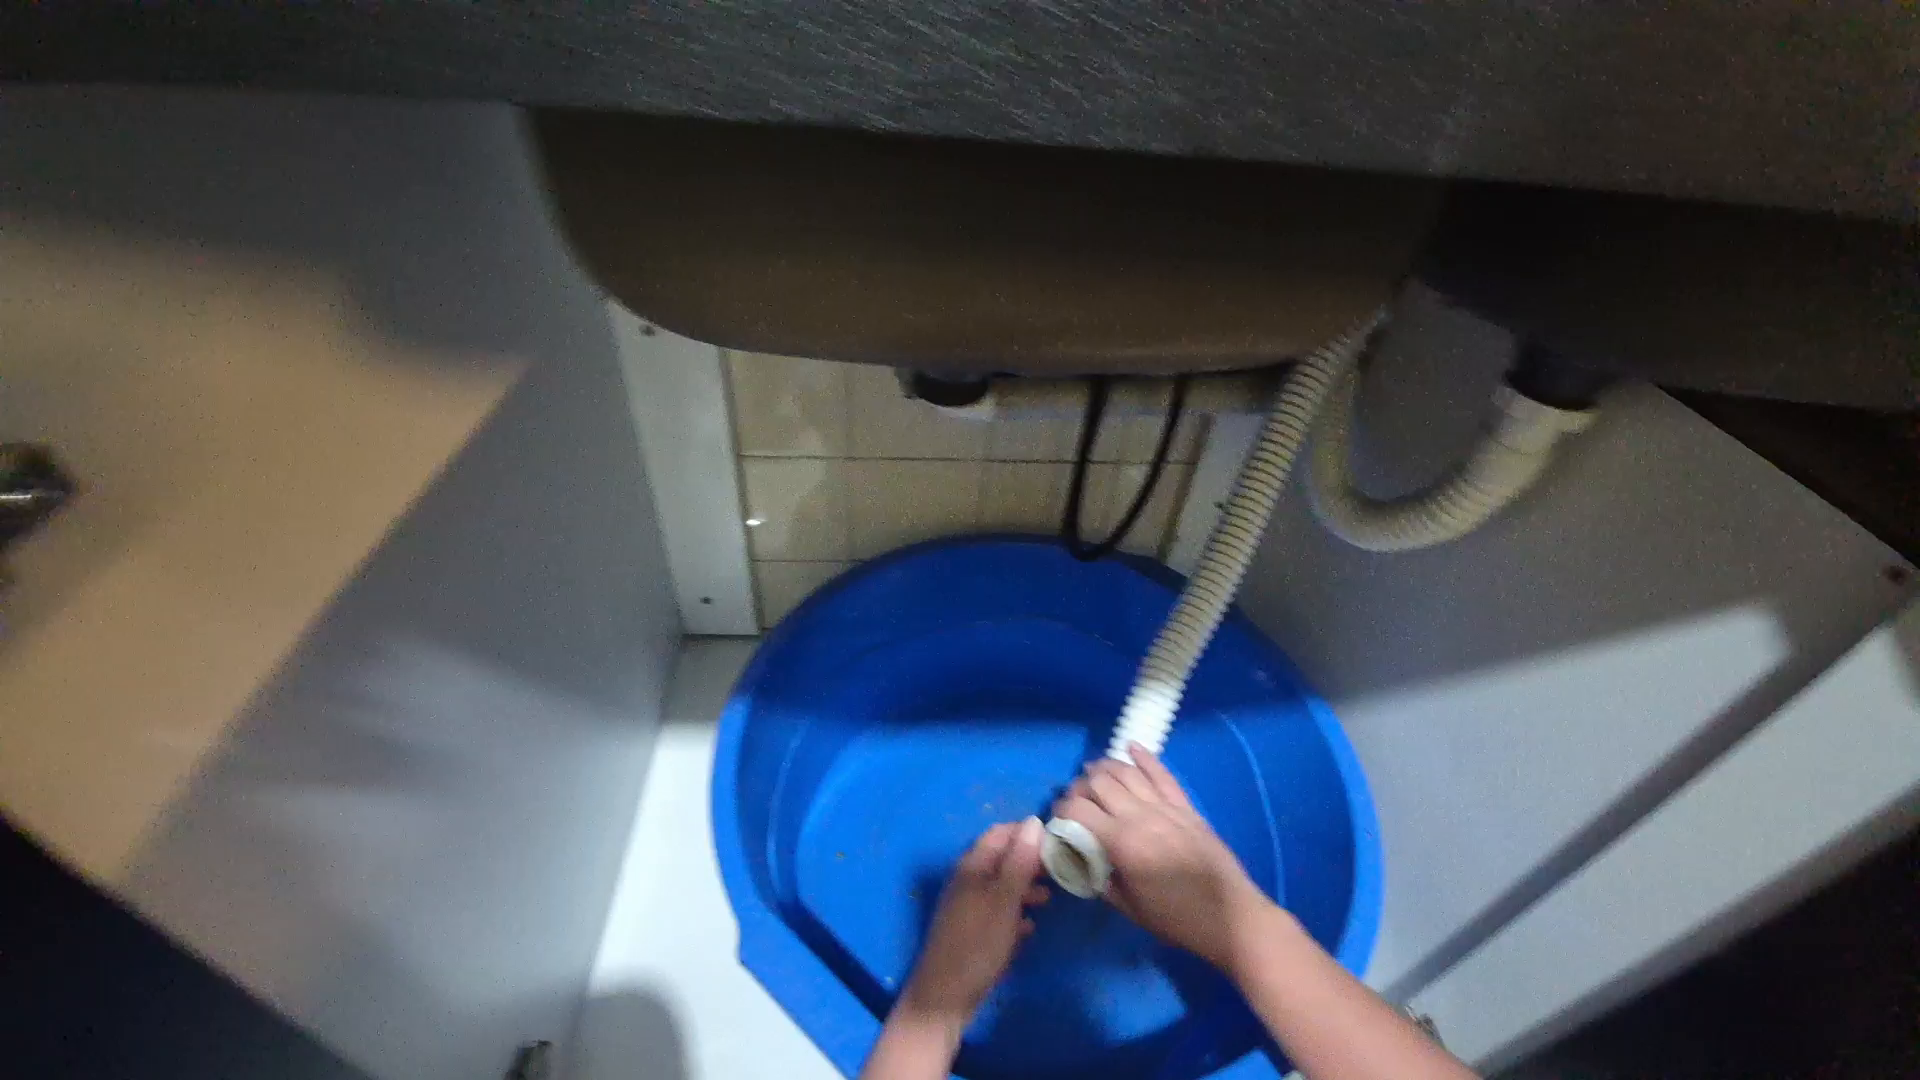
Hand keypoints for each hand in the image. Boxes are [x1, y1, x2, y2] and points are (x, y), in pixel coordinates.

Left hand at [898, 818, 1049, 1026]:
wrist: (944, 998)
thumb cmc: (977, 944)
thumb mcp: (1004, 900)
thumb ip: (1019, 861)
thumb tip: (1034, 821)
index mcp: (972, 866)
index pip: (1000, 833)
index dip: (1027, 833)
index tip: (1057, 842)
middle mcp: (968, 880)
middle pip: (1001, 858)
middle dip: (1029, 861)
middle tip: (1058, 871)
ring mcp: (967, 907)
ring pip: (1000, 886)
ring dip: (1024, 888)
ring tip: (1048, 899)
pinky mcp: (971, 932)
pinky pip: (996, 913)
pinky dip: (1014, 914)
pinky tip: (1029, 928)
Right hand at [1050, 745, 1275, 977]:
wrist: (1230, 917)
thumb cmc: (1176, 919)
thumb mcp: (1129, 908)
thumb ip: (1100, 880)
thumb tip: (1080, 859)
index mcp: (1123, 843)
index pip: (1078, 810)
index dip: (1061, 810)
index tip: (1058, 819)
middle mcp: (1141, 816)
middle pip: (1099, 783)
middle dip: (1079, 787)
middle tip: (1075, 800)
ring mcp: (1165, 807)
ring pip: (1126, 772)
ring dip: (1104, 768)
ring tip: (1092, 773)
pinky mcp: (1185, 806)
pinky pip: (1161, 774)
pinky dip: (1144, 757)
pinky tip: (1130, 747)